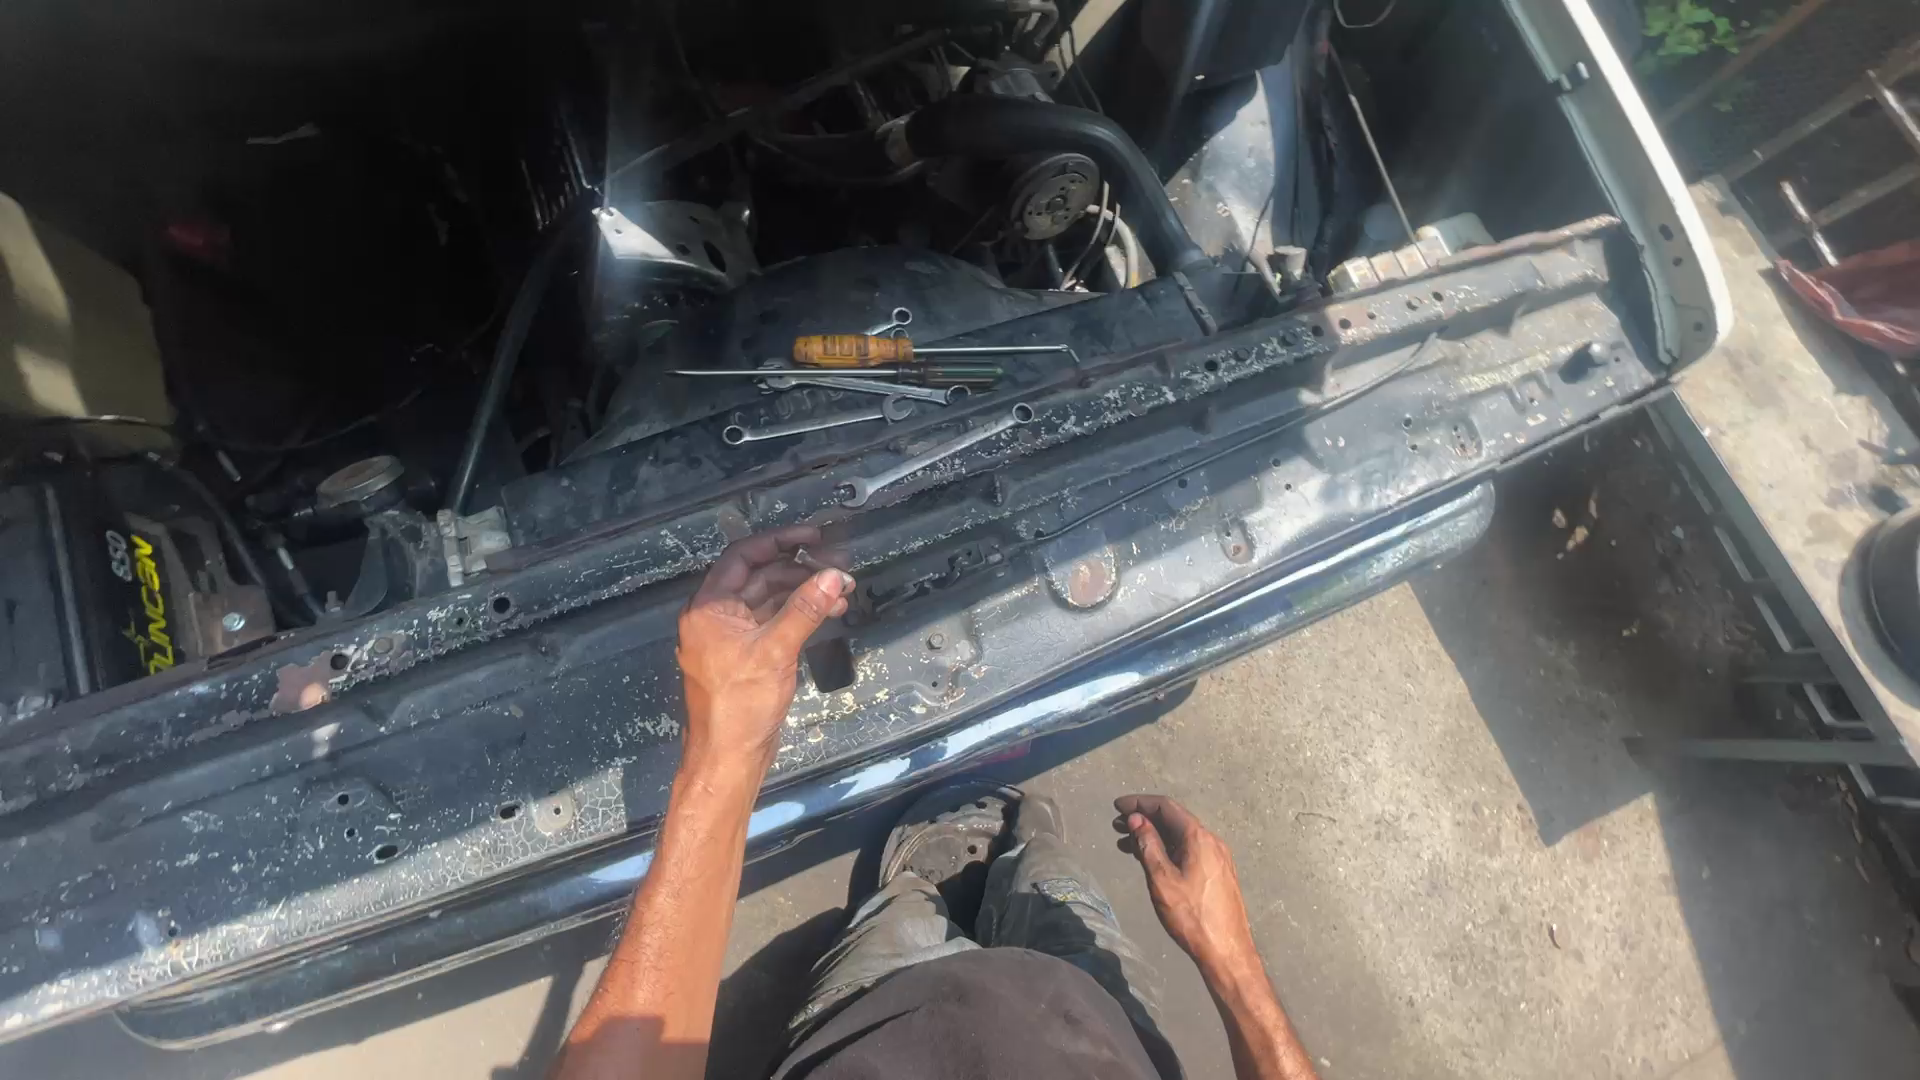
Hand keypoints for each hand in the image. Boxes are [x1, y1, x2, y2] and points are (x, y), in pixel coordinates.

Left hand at [678, 526, 853, 771]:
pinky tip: (829, 613)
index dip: (779, 542)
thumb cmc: (741, 704)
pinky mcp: (749, 654)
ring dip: (805, 593)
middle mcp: (717, 616)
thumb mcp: (775, 651)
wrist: (729, 757)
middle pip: (760, 577)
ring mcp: (733, 636)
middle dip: (800, 570)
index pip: (743, 557)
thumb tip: (834, 575)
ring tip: (842, 592)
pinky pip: (775, 621)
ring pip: (771, 600)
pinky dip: (800, 615)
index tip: (814, 538)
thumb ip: (804, 609)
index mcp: (709, 608)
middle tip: (838, 569)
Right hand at [1114, 794, 1257, 972]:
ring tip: (1126, 845)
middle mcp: (1211, 841)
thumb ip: (1148, 844)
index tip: (1117, 806)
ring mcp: (1217, 857)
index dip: (1139, 803)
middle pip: (1173, 819)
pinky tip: (1150, 860)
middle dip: (1144, 819)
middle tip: (1117, 826)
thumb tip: (1136, 819)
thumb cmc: (1191, 916)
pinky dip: (1166, 849)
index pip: (1165, 806)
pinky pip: (1187, 850)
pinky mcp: (1217, 873)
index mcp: (1198, 837)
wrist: (1228, 954)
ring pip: (1179, 836)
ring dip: (1153, 836)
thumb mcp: (1162, 879)